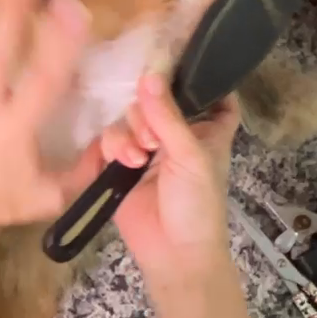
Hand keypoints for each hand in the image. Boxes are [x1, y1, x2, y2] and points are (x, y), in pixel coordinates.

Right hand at [100, 74, 240, 290]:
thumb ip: (167, 116)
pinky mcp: (117, 166)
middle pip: (154, 100)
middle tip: (153, 139)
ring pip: (127, 119)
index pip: (209, 93)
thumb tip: (148, 75)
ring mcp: (145, 150)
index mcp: (205, 130)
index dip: (196, 78)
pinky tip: (123, 163)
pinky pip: (107, 141)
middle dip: (148, 114)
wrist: (173, 254)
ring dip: (130, 134)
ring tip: (138, 158)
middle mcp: (174, 135)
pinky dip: (112, 148)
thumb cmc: (198, 204)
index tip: (174, 63)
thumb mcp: (190, 156)